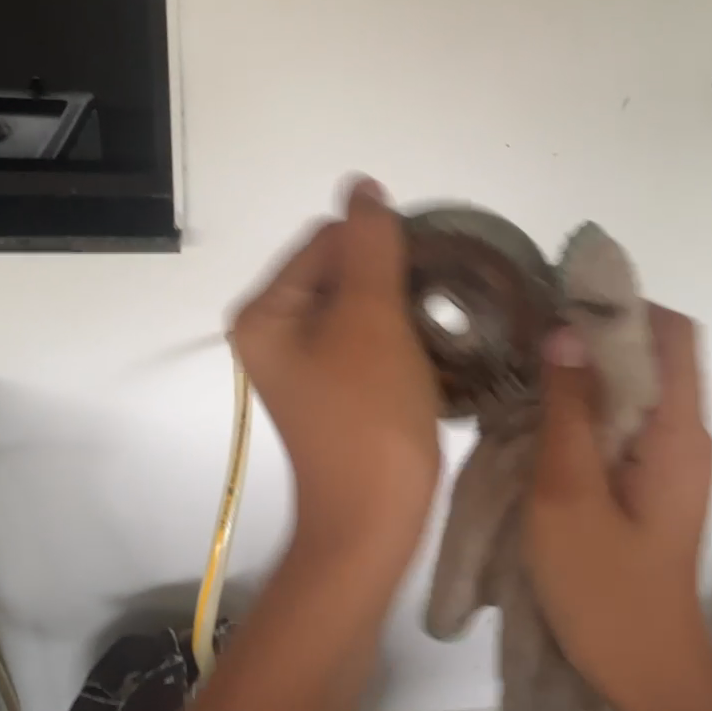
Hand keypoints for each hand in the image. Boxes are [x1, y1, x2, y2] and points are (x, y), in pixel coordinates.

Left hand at [230, 177, 442, 555]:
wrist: (372, 526)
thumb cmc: (369, 419)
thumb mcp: (371, 320)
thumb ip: (369, 245)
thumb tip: (362, 184)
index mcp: (267, 310)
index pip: (327, 239)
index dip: (381, 243)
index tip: (434, 268)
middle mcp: (274, 328)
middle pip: (341, 268)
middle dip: (393, 274)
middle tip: (444, 295)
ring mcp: (302, 360)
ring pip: (359, 302)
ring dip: (402, 303)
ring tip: (443, 321)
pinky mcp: (331, 384)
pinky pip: (365, 336)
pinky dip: (398, 333)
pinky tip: (430, 347)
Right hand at [525, 304, 711, 710]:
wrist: (645, 667)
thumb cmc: (604, 585)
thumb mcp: (569, 491)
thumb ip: (567, 408)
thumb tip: (563, 329)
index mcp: (677, 431)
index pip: (672, 331)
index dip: (622, 304)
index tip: (561, 302)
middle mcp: (684, 433)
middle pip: (652, 352)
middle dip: (594, 332)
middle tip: (529, 333)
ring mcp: (671, 457)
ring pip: (634, 384)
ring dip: (585, 367)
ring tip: (526, 367)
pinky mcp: (652, 477)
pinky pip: (623, 416)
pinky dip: (587, 401)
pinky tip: (541, 414)